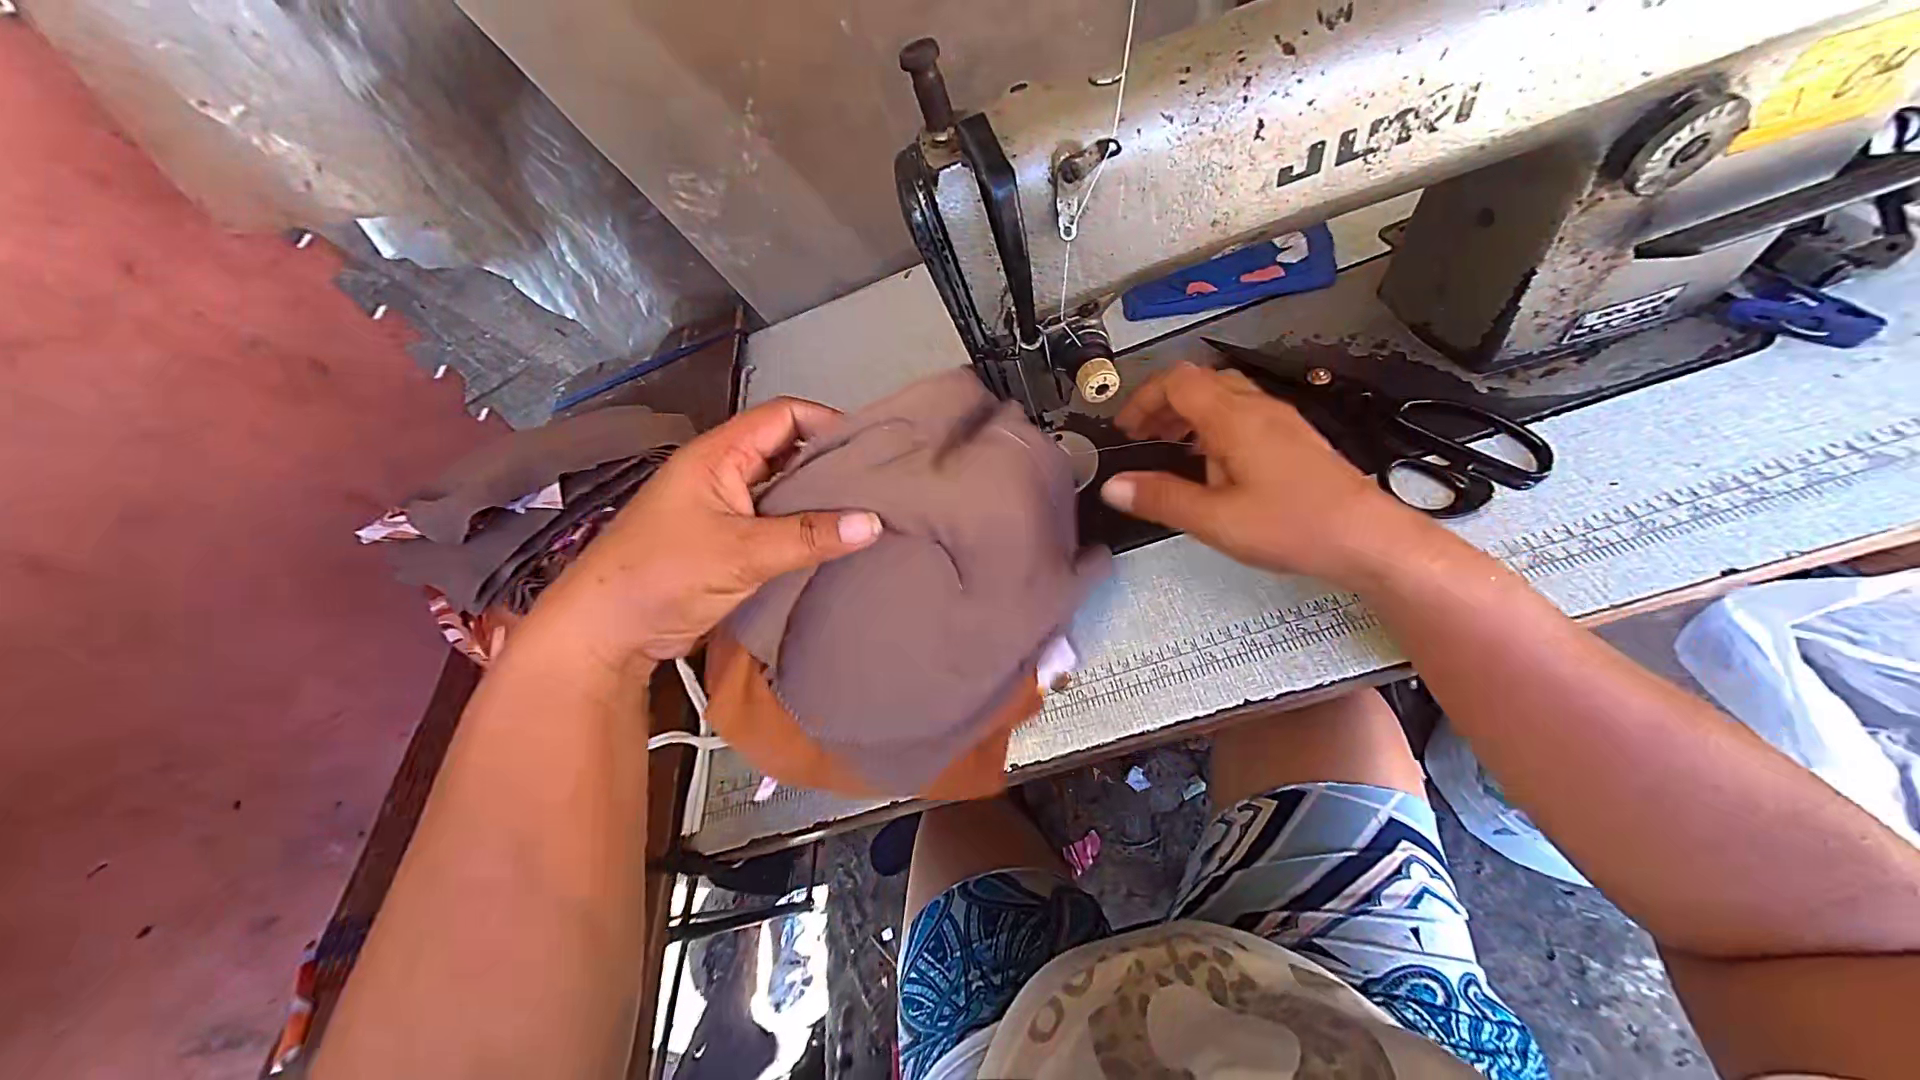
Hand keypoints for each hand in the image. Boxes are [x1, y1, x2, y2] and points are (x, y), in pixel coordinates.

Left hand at [524, 398, 881, 665]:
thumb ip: (809, 536)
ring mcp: (728, 509)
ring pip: (785, 490)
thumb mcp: (742, 552)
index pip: (784, 416)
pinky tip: (837, 542)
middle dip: (831, 464)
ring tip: (868, 513)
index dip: (827, 423)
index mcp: (719, 454)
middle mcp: (725, 473)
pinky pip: (779, 524)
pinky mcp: (731, 542)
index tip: (870, 449)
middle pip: (788, 451)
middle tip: (879, 484)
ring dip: (820, 501)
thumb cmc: (662, 575)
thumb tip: (873, 523)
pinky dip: (807, 529)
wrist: (607, 632)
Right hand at [1100, 361, 1433, 584]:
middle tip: (1143, 436)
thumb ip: (1160, 499)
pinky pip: (1244, 415)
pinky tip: (1211, 464)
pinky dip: (1214, 427)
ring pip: (1223, 396)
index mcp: (1235, 419)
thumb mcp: (1215, 519)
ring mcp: (1280, 421)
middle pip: (1200, 383)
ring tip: (1170, 448)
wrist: (1367, 538)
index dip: (1143, 399)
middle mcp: (1259, 409)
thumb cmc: (1296, 525)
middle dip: (1163, 405)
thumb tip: (1115, 486)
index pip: (1177, 382)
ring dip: (1188, 415)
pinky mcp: (1293, 439)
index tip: (1126, 427)